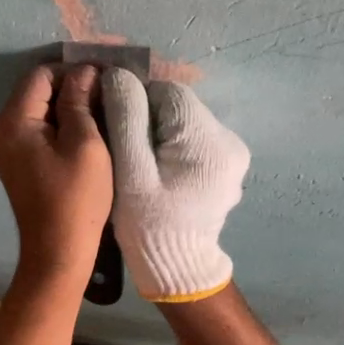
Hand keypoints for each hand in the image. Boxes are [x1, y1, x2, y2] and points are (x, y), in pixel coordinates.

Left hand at [0, 64, 112, 286]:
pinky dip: (62, 122)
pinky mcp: (17, 157)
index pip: (41, 74)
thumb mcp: (85, 142)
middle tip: (109, 90)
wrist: (58, 249)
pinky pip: (39, 126)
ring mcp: (6, 144)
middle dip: (72, 86)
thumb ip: (80, 100)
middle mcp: (0, 127)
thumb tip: (84, 70)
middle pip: (38, 89)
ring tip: (104, 107)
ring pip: (40, 107)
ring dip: (70, 104)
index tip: (106, 76)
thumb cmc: (75, 197)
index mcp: (11, 120)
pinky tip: (89, 127)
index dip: (73, 70)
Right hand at [101, 71, 249, 301]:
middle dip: (145, 116)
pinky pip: (190, 138)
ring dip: (156, 130)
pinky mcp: (224, 166)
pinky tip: (155, 170)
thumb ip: (125, 118)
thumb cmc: (150, 223)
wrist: (179, 269)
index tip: (113, 125)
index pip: (167, 91)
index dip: (134, 99)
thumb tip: (118, 75)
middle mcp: (228, 140)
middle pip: (176, 105)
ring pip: (182, 120)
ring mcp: (230, 154)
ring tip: (137, 161)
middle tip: (121, 146)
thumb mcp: (130, 171)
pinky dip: (169, 144)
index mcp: (208, 140)